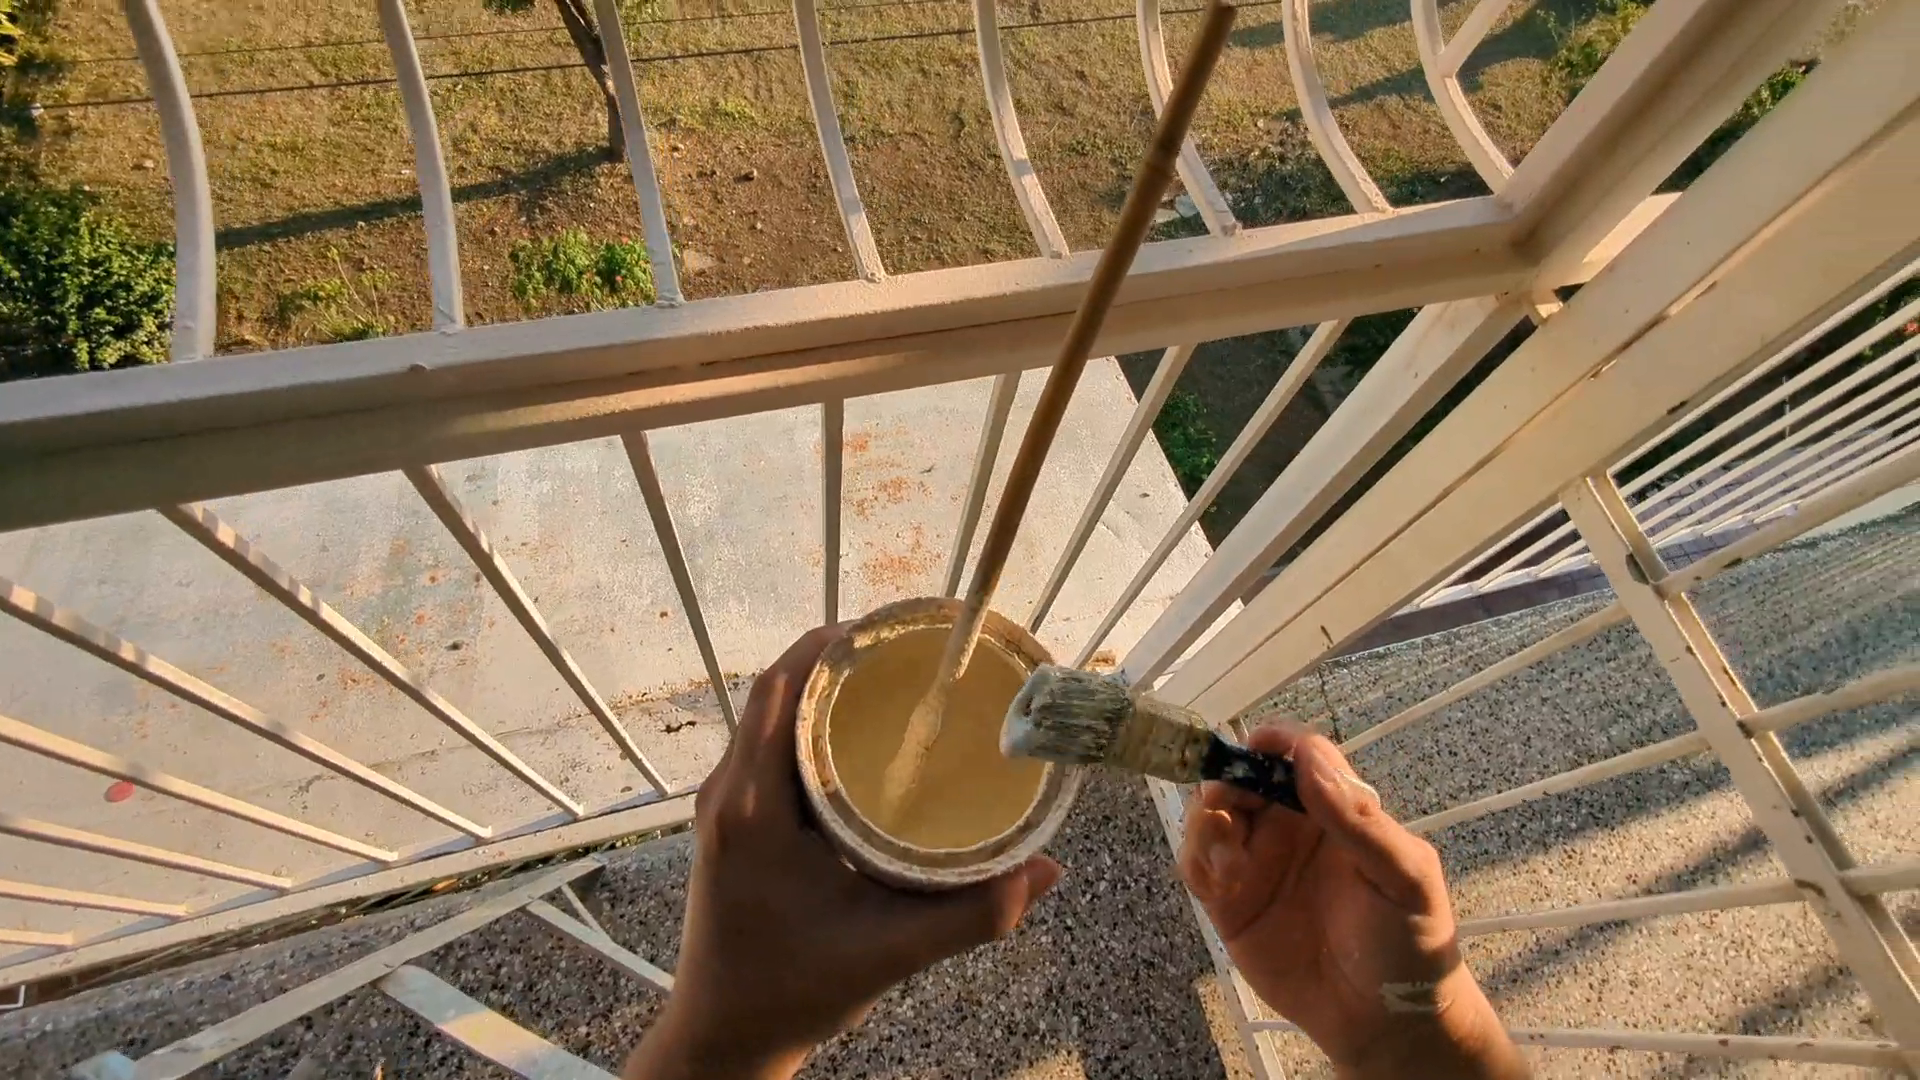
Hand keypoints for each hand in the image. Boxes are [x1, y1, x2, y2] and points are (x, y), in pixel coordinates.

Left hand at [625, 625, 1062, 1079]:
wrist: (723, 1039)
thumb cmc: (794, 991)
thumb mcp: (887, 953)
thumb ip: (969, 915)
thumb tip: (1046, 871)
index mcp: (753, 807)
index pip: (778, 691)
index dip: (825, 645)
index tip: (884, 629)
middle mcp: (730, 791)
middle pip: (776, 692)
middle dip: (835, 658)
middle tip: (904, 651)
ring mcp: (726, 802)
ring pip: (771, 715)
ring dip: (821, 687)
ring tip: (888, 679)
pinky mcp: (733, 816)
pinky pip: (769, 743)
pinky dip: (810, 721)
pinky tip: (858, 734)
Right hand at [1179, 722, 1524, 1078]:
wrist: (1385, 1025)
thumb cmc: (1407, 942)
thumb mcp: (1403, 878)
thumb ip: (1359, 819)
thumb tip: (1310, 758)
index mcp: (1329, 807)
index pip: (1296, 754)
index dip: (1274, 741)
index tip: (1256, 747)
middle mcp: (1284, 823)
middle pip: (1240, 776)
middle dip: (1226, 781)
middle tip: (1225, 805)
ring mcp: (1252, 858)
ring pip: (1208, 812)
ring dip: (1206, 822)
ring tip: (1229, 863)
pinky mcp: (1225, 896)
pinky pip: (1194, 861)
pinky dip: (1197, 858)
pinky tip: (1221, 882)